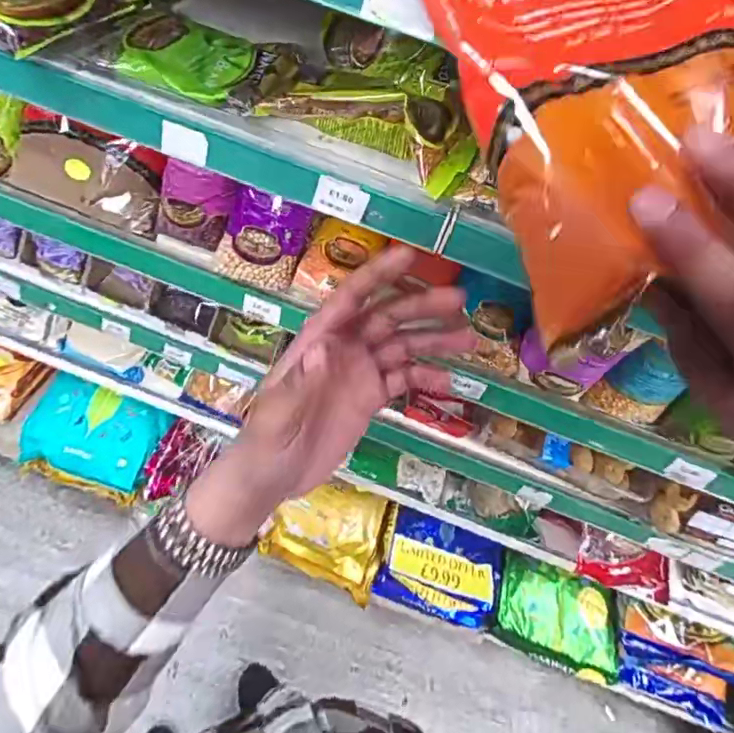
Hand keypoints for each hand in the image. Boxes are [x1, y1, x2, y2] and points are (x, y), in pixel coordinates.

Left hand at [185, 246, 475, 543]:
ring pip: (404, 345)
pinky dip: (427, 377)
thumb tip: (324, 345)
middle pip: (388, 316)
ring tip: (469, 338)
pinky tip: (448, 382)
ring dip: (435, 340)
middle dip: (422, 305)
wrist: (271, 477)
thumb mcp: (276, 413)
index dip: (380, 273)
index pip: (353, 297)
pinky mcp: (371, 396)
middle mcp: (345, 347)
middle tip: (459, 299)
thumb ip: (298, 381)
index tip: (409, 255)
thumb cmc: (265, 440)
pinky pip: (405, 379)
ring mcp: (361, 371)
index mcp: (320, 339)